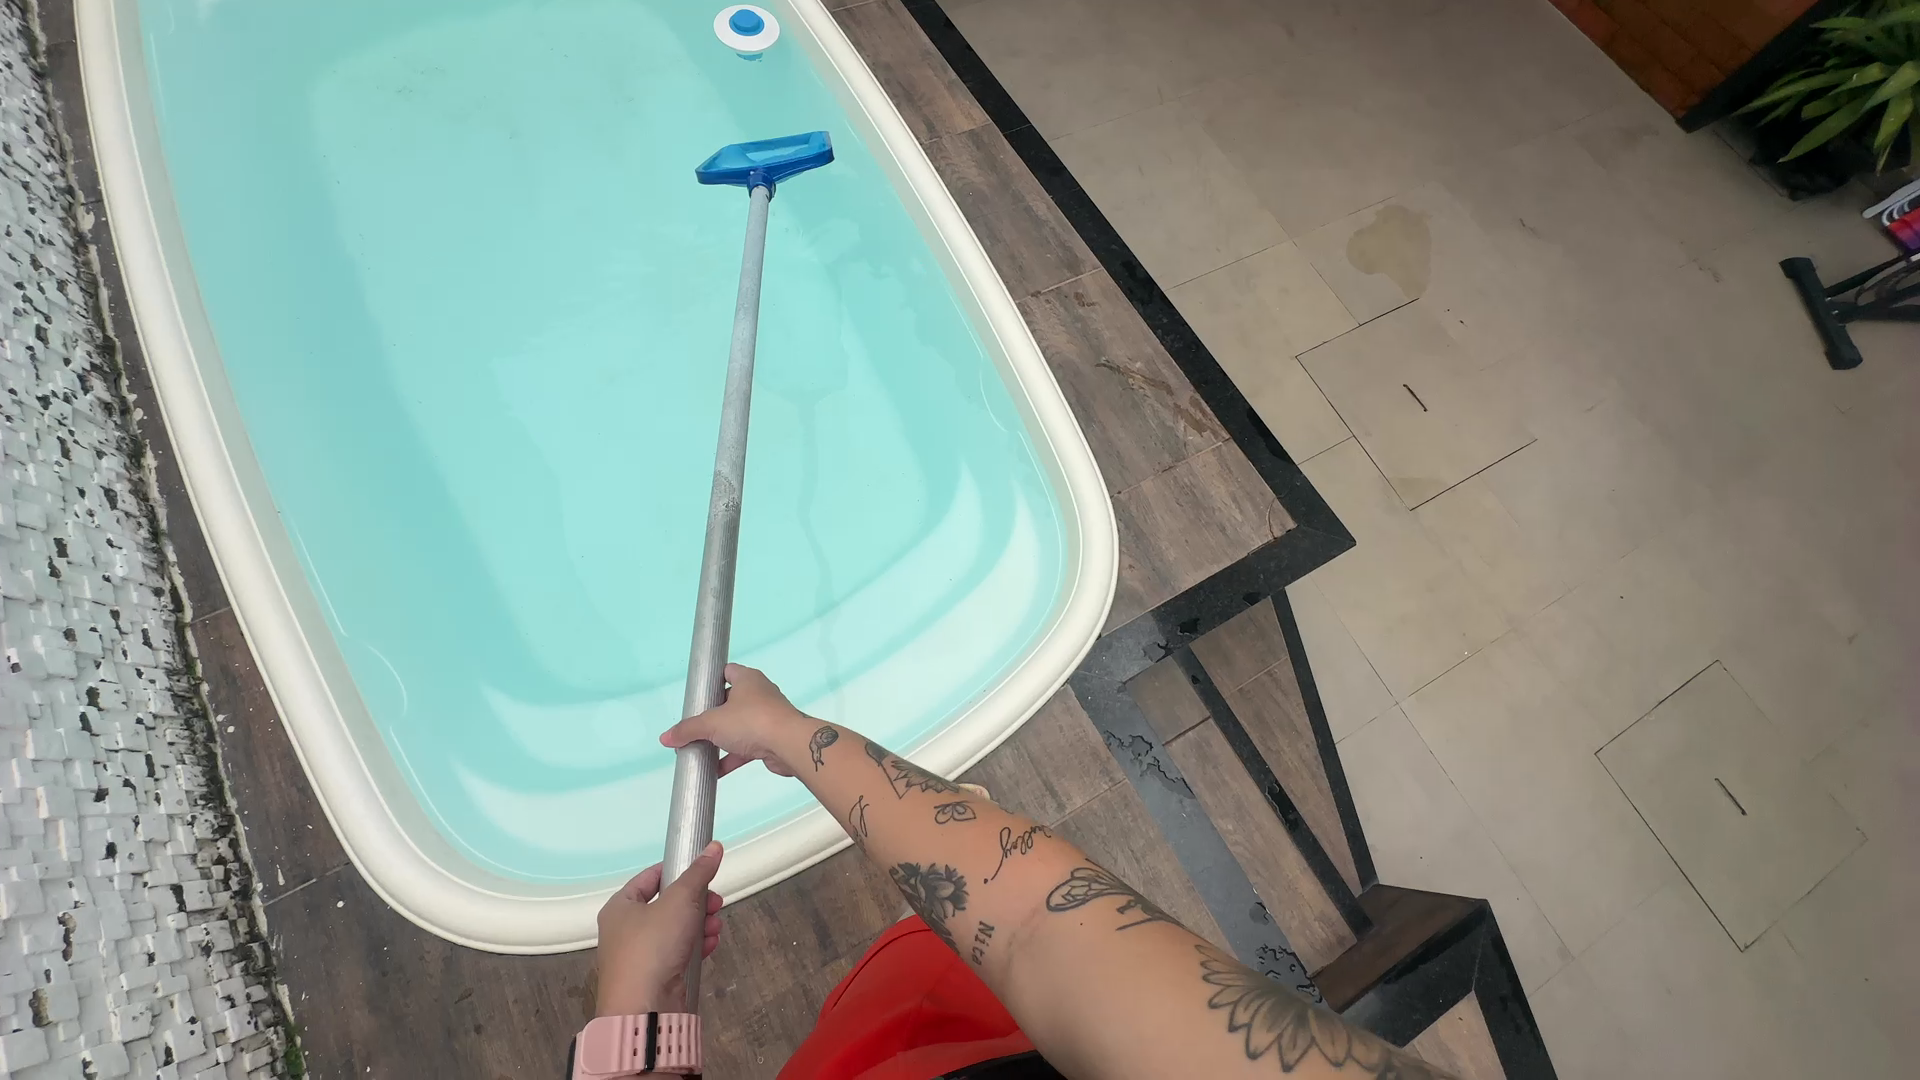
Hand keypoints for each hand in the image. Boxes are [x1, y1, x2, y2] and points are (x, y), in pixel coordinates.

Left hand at [594, 842, 725, 1016]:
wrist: (644, 1010)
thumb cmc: (654, 945)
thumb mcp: (681, 899)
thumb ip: (699, 872)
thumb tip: (714, 846)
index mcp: (620, 907)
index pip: (650, 877)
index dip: (677, 870)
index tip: (701, 872)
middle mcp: (625, 930)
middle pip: (668, 903)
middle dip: (697, 901)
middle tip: (715, 902)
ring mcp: (638, 956)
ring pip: (676, 928)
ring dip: (700, 923)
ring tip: (715, 926)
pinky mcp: (653, 977)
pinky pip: (677, 952)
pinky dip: (695, 945)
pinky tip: (711, 945)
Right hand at [660, 664, 812, 777]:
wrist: (789, 744)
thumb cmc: (751, 721)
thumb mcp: (712, 723)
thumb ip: (688, 730)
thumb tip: (665, 738)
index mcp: (748, 679)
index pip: (728, 671)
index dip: (712, 680)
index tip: (697, 695)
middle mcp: (760, 694)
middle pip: (731, 701)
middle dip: (712, 716)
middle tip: (694, 727)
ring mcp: (767, 716)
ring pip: (739, 726)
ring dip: (722, 739)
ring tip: (700, 750)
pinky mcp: (772, 738)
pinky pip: (747, 747)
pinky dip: (732, 757)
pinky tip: (715, 771)